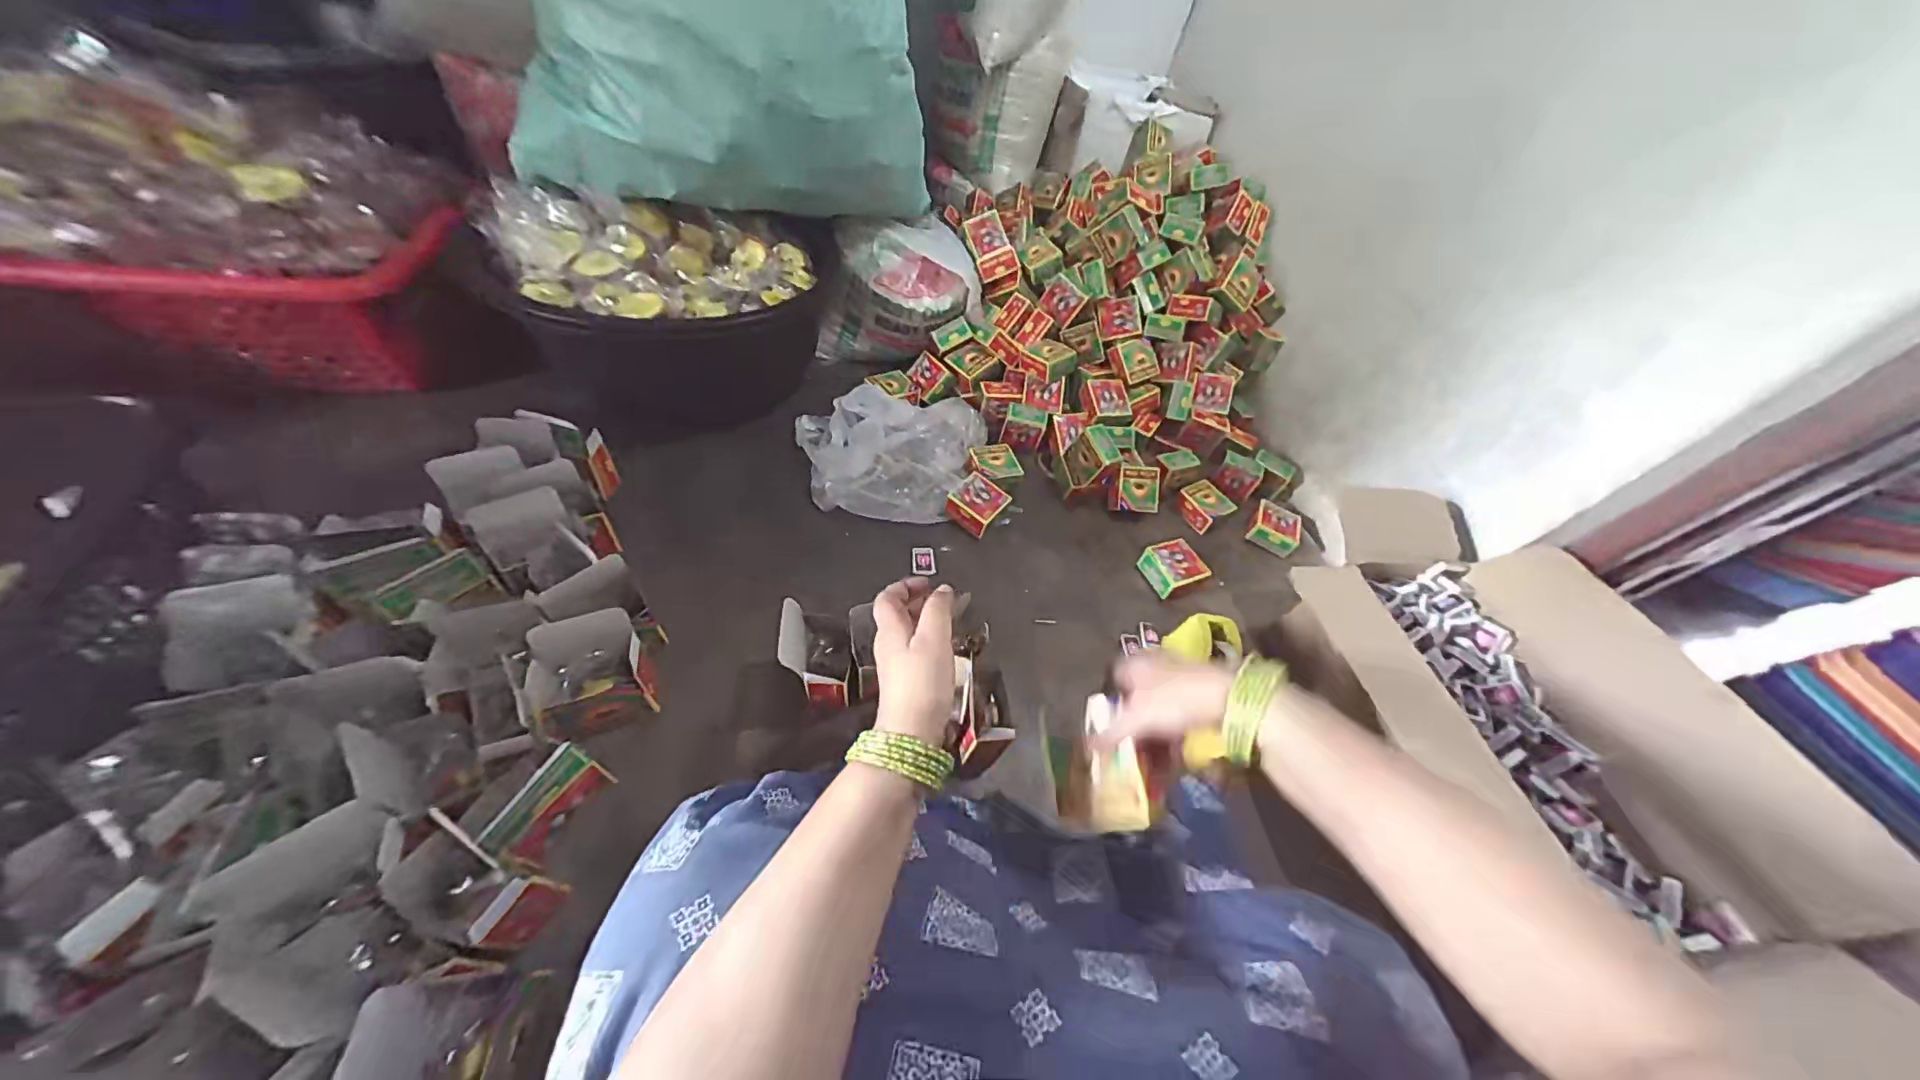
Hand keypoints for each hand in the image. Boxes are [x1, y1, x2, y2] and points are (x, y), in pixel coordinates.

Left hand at [871, 577, 955, 745]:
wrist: (912, 732)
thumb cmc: (922, 682)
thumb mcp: (934, 639)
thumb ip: (938, 610)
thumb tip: (943, 590)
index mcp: (889, 629)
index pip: (887, 598)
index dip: (905, 585)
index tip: (928, 583)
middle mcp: (888, 644)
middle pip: (897, 613)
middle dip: (919, 600)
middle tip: (944, 598)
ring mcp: (895, 663)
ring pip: (907, 631)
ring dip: (926, 618)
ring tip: (949, 616)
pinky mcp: (906, 680)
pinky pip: (914, 648)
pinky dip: (929, 637)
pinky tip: (946, 645)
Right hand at [1098, 653, 1233, 749]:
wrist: (1228, 697)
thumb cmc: (1174, 700)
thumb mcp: (1137, 719)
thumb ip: (1110, 732)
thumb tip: (1087, 745)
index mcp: (1134, 662)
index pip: (1113, 678)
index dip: (1111, 704)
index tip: (1112, 728)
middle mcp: (1153, 662)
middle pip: (1136, 697)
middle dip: (1134, 726)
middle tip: (1134, 750)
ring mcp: (1179, 674)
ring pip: (1158, 707)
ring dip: (1154, 735)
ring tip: (1155, 760)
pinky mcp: (1199, 688)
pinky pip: (1178, 712)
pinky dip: (1173, 732)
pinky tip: (1176, 754)